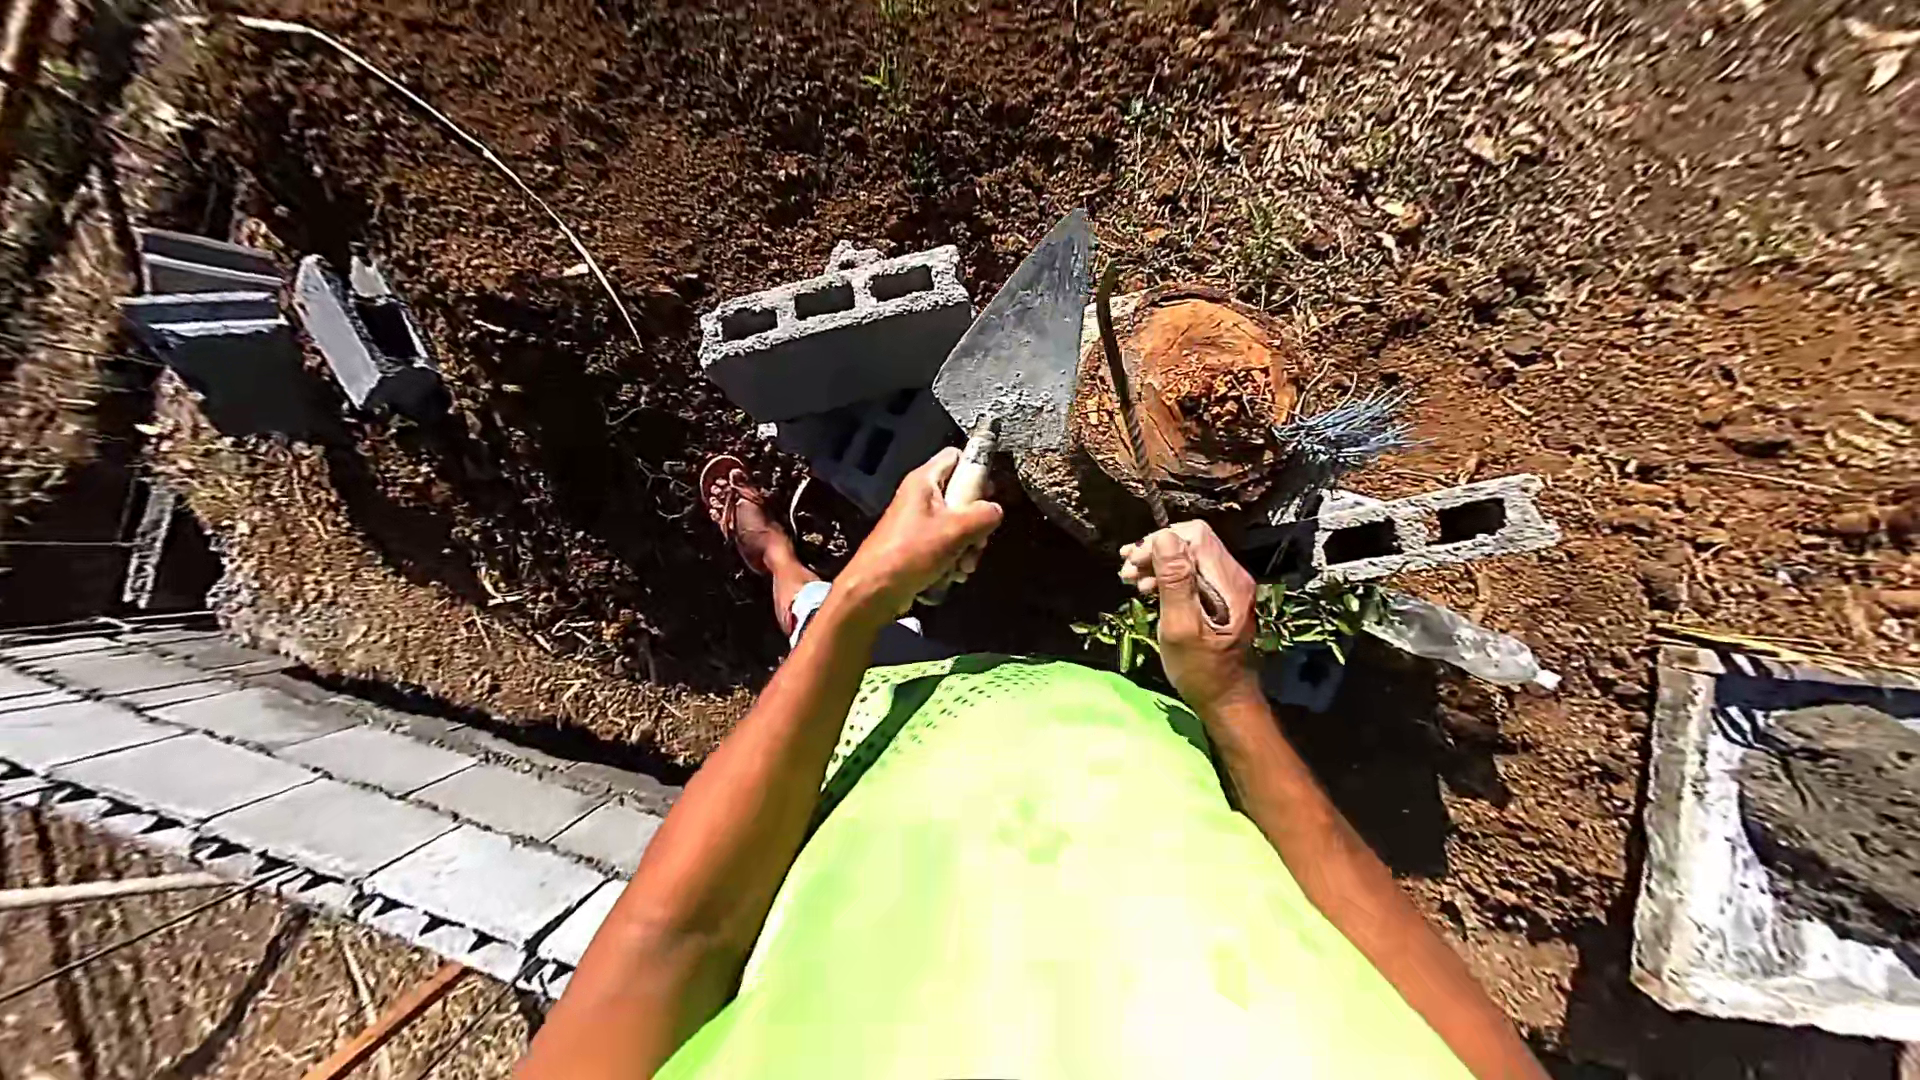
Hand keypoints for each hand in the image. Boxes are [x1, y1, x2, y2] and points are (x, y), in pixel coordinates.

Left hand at [833, 447, 1004, 625]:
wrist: (874, 591)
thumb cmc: (912, 553)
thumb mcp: (956, 530)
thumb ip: (984, 514)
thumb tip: (994, 512)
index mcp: (924, 481)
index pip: (957, 456)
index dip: (976, 471)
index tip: (986, 496)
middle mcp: (921, 497)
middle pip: (962, 496)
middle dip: (977, 522)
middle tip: (977, 542)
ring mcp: (919, 522)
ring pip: (958, 525)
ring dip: (968, 547)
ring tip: (963, 567)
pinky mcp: (918, 545)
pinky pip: (947, 545)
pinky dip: (954, 559)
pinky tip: (953, 575)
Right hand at [1119, 521, 1261, 712]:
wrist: (1224, 699)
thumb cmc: (1200, 669)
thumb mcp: (1181, 627)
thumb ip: (1175, 581)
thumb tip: (1164, 538)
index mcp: (1228, 582)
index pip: (1194, 536)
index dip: (1159, 542)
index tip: (1133, 564)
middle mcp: (1232, 576)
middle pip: (1191, 542)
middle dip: (1154, 550)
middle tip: (1126, 572)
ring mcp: (1228, 585)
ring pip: (1189, 555)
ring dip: (1157, 562)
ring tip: (1131, 579)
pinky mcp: (1220, 595)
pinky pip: (1191, 571)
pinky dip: (1166, 574)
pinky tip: (1148, 588)